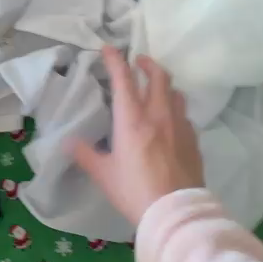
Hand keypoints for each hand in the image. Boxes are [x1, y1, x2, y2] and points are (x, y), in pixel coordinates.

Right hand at [70, 47, 203, 225]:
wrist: (176, 214)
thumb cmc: (135, 191)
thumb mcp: (103, 174)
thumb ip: (86, 154)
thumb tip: (68, 143)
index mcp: (132, 119)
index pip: (123, 78)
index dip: (115, 59)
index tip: (108, 48)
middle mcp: (158, 115)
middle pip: (158, 76)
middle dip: (147, 63)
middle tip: (139, 61)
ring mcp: (180, 127)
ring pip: (176, 93)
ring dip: (165, 85)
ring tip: (156, 89)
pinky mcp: (194, 142)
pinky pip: (185, 116)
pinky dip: (176, 110)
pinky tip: (171, 122)